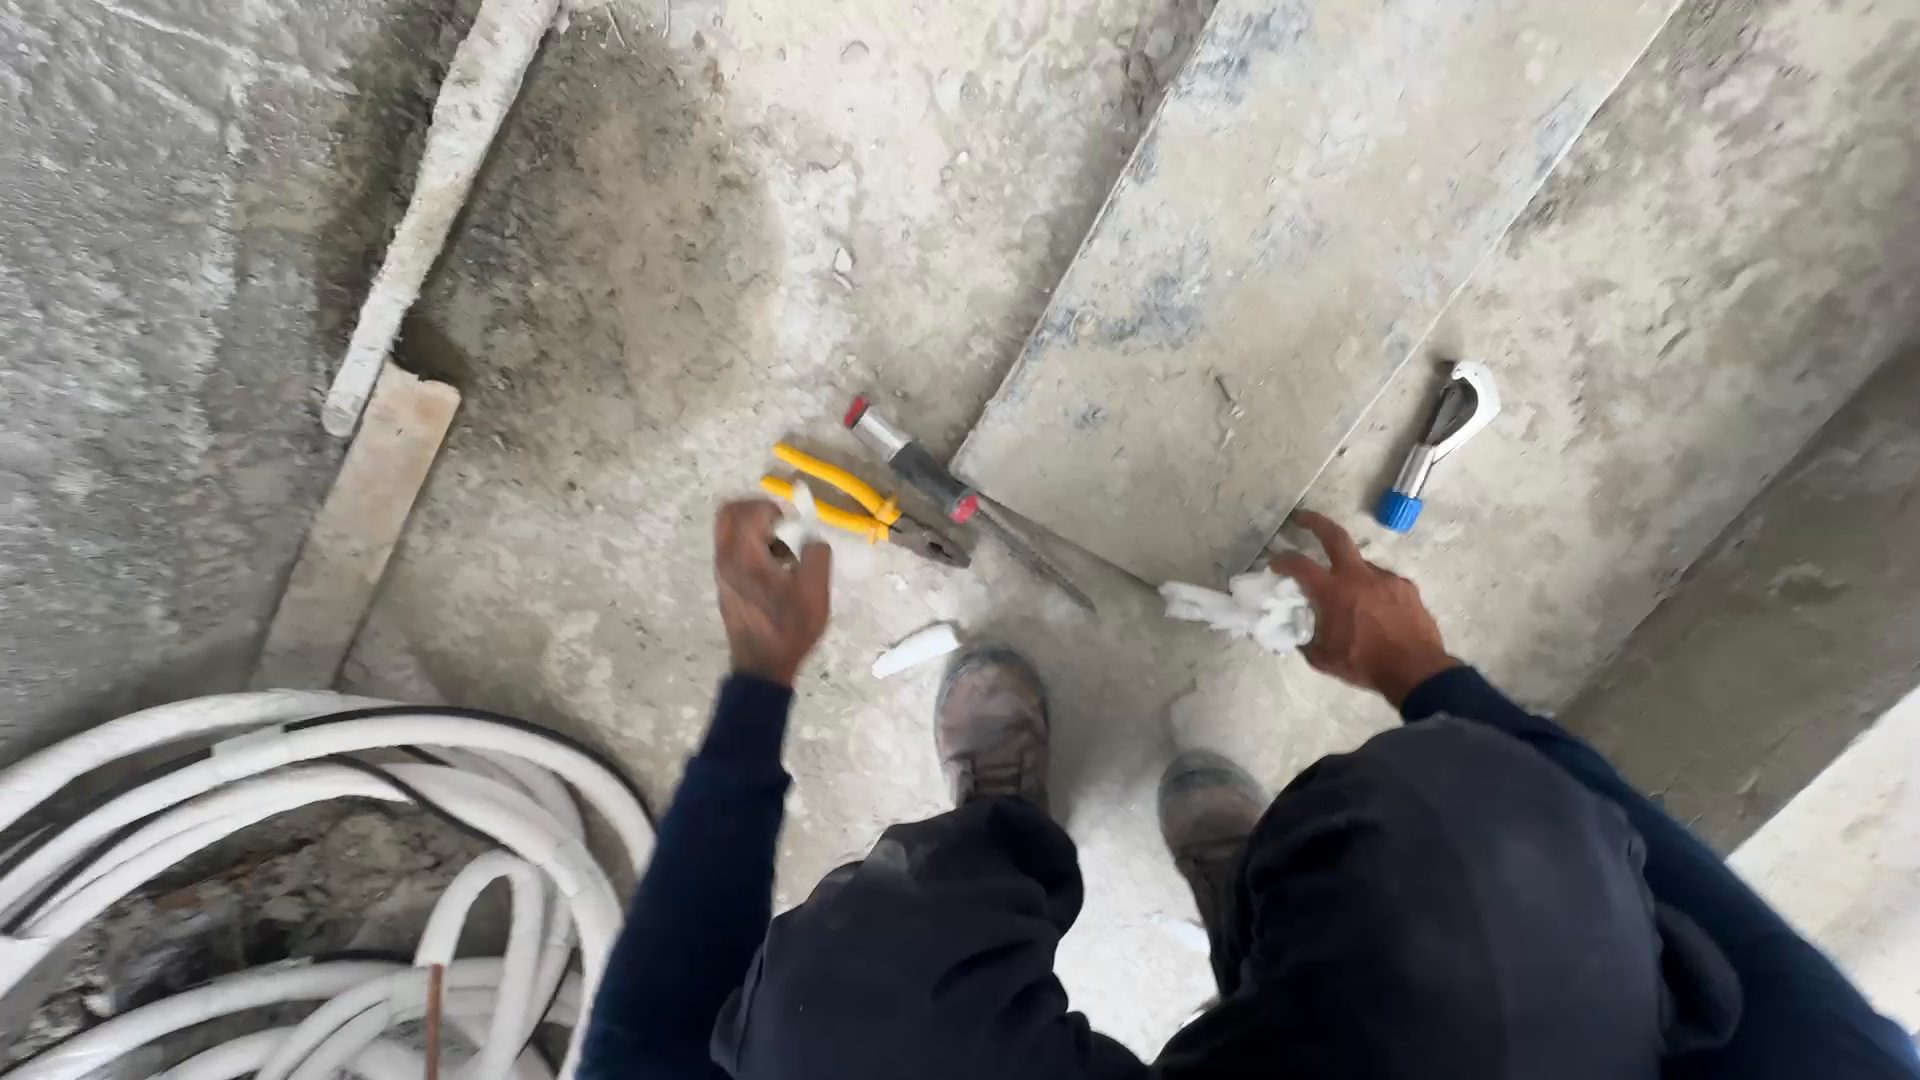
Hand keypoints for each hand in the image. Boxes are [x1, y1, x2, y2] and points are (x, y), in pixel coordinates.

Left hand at [714, 499, 831, 686]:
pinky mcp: (725, 583)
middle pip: (729, 513)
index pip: (749, 510)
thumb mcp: (815, 591)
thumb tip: (811, 538)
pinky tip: (776, 570)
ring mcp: (721, 572)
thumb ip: (817, 554)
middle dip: (758, 511)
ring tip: (783, 552)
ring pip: (730, 531)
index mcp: (744, 557)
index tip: (795, 524)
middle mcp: (725, 559)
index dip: (774, 508)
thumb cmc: (790, 628)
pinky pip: (733, 549)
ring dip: (756, 529)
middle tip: (783, 527)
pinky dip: (753, 547)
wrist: (763, 666)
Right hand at [1271, 510, 1458, 706]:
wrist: (1417, 671)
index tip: (1274, 562)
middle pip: (1335, 537)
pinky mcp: (1406, 588)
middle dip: (1316, 523)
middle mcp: (1358, 577)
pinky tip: (1374, 607)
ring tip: (1348, 593)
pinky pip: (1382, 581)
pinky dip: (1372, 588)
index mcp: (1333, 592)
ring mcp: (1385, 579)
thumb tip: (1298, 634)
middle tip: (1303, 518)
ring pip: (1360, 564)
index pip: (1300, 565)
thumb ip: (1306, 640)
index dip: (1282, 560)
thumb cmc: (1364, 665)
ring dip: (1348, 571)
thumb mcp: (1323, 658)